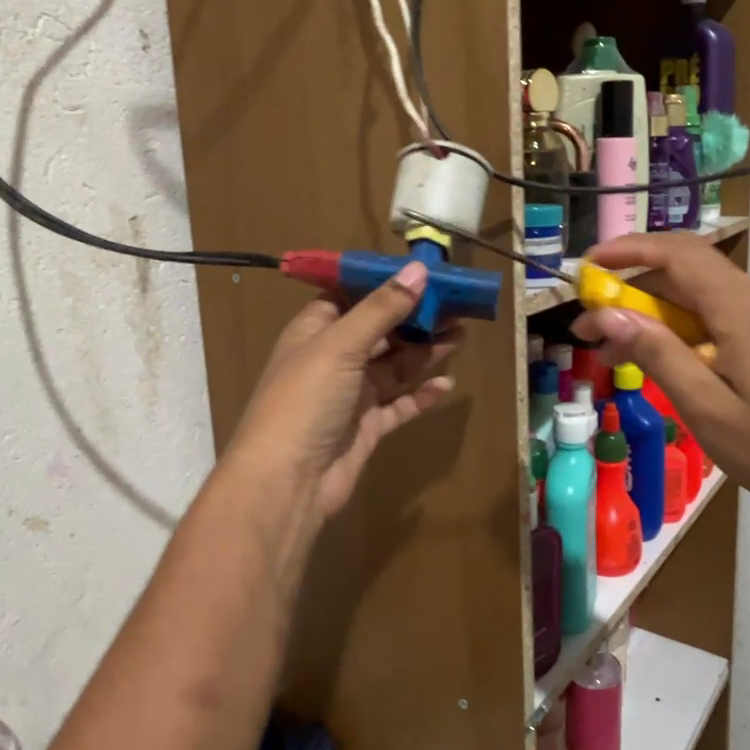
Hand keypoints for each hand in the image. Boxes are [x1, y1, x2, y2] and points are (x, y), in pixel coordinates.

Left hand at [223, 261, 459, 519]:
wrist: (287, 480)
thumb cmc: (306, 400)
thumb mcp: (341, 344)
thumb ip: (382, 308)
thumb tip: (418, 269)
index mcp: (316, 331)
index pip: (351, 296)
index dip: (385, 284)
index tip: (424, 272)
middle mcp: (333, 359)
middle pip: (380, 330)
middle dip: (416, 317)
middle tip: (458, 305)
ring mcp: (351, 396)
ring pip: (394, 366)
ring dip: (425, 351)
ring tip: (462, 335)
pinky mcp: (367, 428)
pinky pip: (400, 405)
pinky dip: (422, 395)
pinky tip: (448, 384)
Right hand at [571, 234, 749, 520]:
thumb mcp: (704, 406)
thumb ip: (655, 352)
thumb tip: (607, 314)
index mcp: (744, 306)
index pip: (677, 254)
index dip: (627, 250)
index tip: (586, 265)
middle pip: (688, 271)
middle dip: (634, 291)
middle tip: (590, 329)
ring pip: (705, 294)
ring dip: (658, 313)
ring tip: (617, 352)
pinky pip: (726, 312)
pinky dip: (688, 326)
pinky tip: (665, 358)